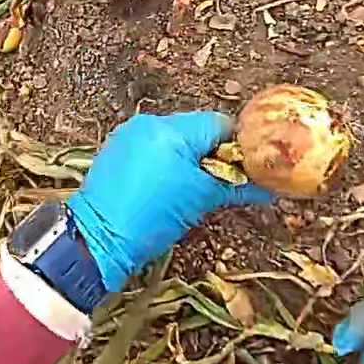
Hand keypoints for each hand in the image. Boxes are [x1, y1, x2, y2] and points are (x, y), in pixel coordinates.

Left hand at [68, 111, 272, 290]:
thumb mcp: (200, 201)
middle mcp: (151, 123)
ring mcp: (132, 133)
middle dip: (214, 152)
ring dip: (191, 156)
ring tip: (193, 186)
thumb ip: (236, 186)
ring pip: (177, 137)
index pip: (220, 124)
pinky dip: (168, 159)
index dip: (237, 145)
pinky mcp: (119, 146)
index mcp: (172, 131)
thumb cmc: (151, 220)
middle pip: (199, 128)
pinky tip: (168, 184)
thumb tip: (269, 188)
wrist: (95, 241)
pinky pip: (155, 145)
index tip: (246, 167)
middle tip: (222, 180)